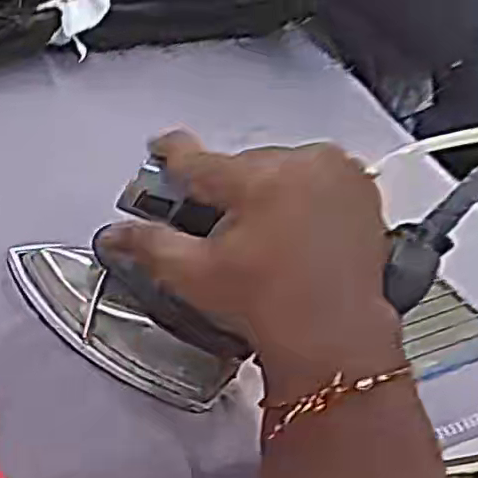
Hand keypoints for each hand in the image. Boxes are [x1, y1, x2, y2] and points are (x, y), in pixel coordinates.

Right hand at [96, 130, 402, 396]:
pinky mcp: (361, 191)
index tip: (162, 147)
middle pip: (241, 167)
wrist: (327, 331)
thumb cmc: (270, 305)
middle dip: (221, 194)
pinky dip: (293, 201)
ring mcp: (340, 175)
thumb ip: (149, 245)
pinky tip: (282, 239)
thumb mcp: (192, 275)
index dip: (172, 153)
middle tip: (209, 235)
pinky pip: (314, 181)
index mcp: (262, 178)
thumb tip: (117, 233)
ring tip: (251, 245)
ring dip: (258, 197)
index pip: (200, 159)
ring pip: (278, 172)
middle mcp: (307, 164)